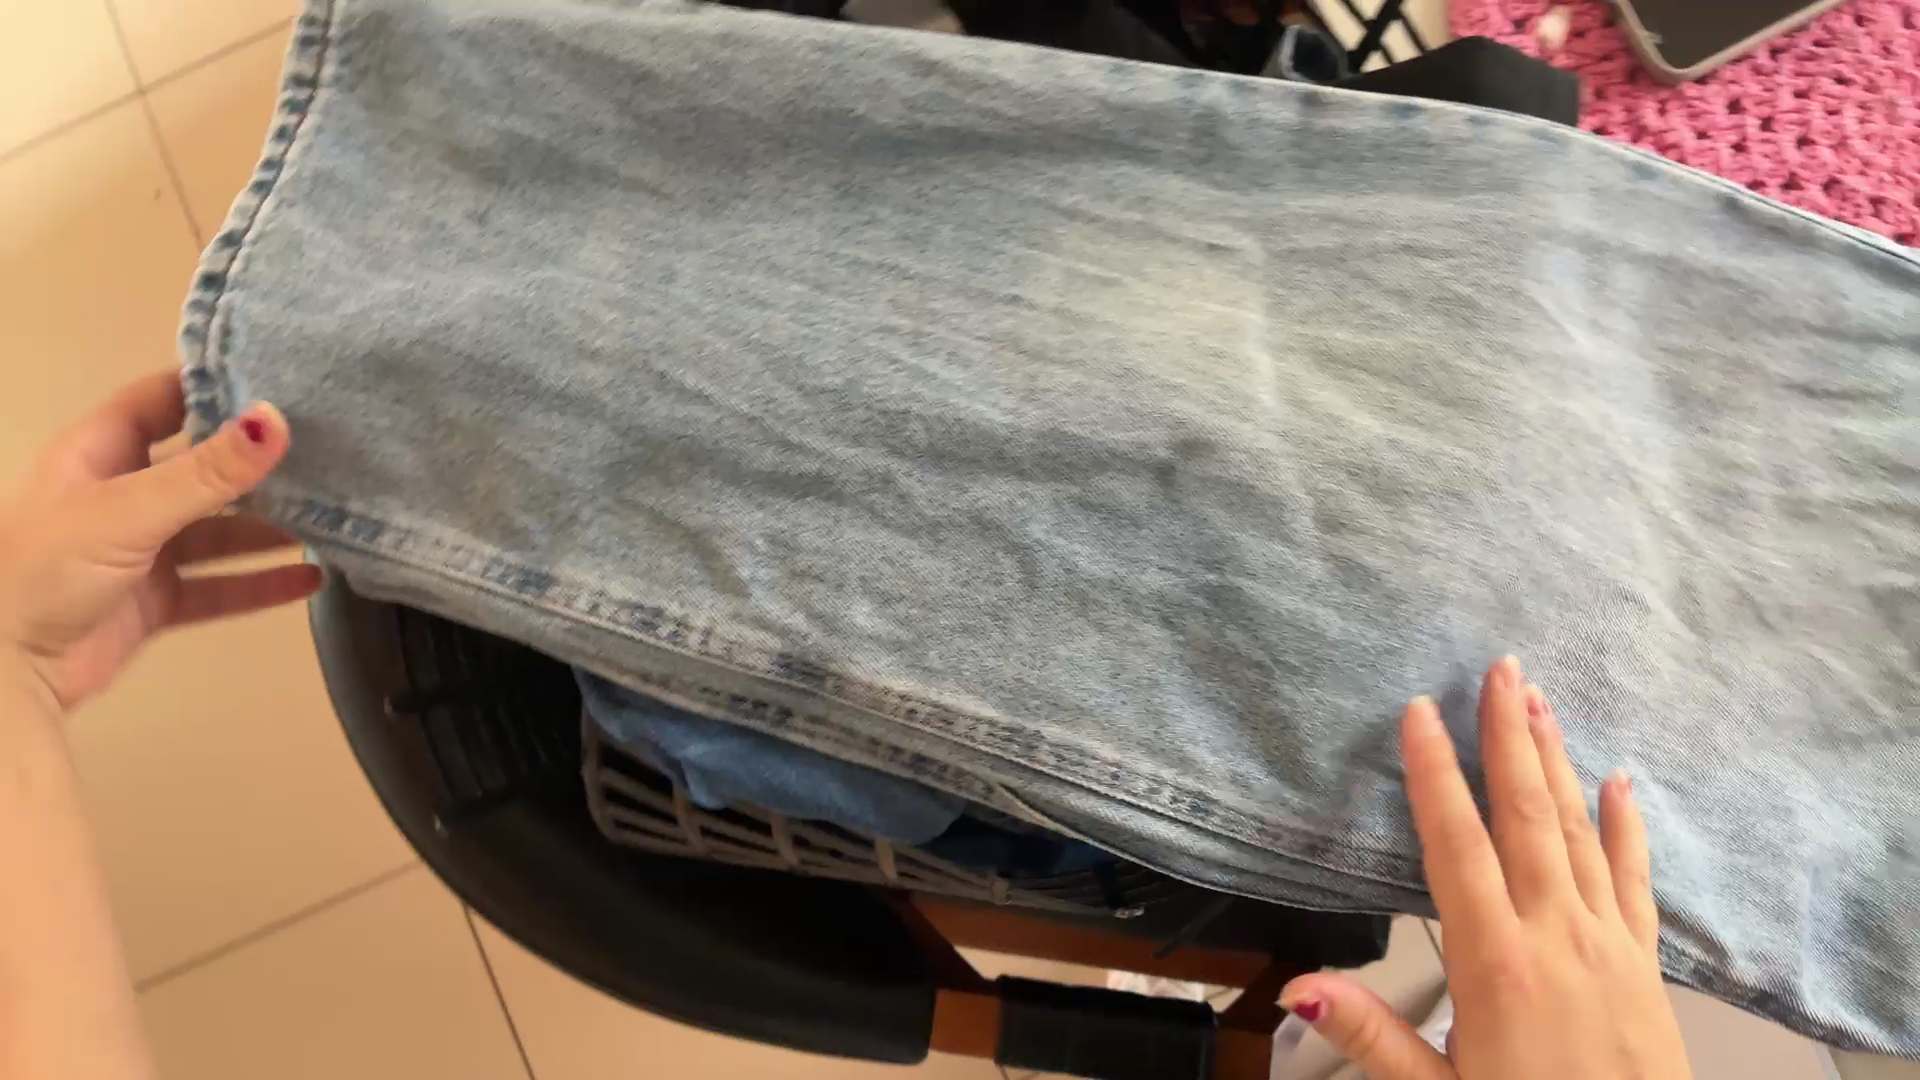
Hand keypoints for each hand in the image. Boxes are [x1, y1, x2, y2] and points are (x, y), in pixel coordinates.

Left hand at [0, 372, 320, 715]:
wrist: (3, 672)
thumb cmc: (44, 572)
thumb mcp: (130, 512)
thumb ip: (209, 471)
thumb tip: (278, 419)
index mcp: (95, 460)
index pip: (156, 405)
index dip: (208, 387)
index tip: (278, 379)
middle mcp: (121, 499)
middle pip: (202, 470)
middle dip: (260, 464)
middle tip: (330, 453)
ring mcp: (142, 553)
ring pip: (222, 531)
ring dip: (273, 530)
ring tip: (333, 522)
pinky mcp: (159, 600)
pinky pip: (226, 586)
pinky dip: (268, 583)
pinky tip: (313, 579)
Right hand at [1280, 657, 1690, 1079]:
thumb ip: (1368, 1033)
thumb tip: (1293, 984)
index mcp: (1497, 958)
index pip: (1456, 843)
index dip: (1434, 773)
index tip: (1420, 712)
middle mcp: (1557, 935)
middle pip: (1529, 817)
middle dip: (1510, 737)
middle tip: (1502, 670)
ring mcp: (1609, 946)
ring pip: (1580, 834)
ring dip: (1557, 761)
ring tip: (1541, 701)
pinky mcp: (1643, 967)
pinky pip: (1635, 884)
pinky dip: (1628, 829)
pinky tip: (1622, 783)